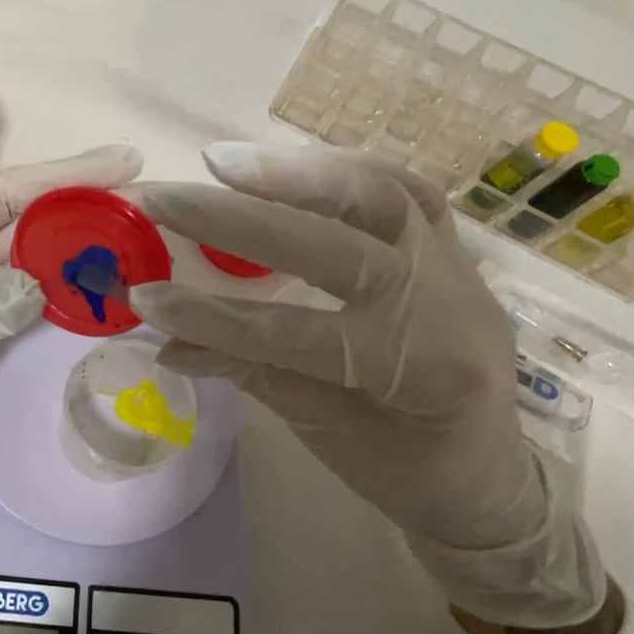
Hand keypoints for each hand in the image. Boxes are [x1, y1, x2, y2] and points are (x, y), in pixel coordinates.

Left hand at [0, 145, 144, 532]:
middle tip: (148, 208)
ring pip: (32, 256)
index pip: (7, 189)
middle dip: (84, 208)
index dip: (66, 172)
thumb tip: (41, 285)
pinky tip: (97, 290)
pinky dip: (61, 290)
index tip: (123, 162)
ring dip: (79, 249)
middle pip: (27, 217)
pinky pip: (26, 295)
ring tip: (137, 242)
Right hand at [127, 142, 603, 627]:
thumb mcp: (323, 429)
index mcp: (417, 369)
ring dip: (294, 173)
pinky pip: (400, 188)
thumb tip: (166, 340)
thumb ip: (248, 371)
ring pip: (379, 195)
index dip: (213, 317)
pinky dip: (340, 169)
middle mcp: (444, 304)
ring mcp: (454, 264)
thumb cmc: (406, 468)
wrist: (491, 472)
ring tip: (223, 161)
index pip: (294, 333)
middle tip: (167, 199)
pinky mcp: (450, 244)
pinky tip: (287, 165)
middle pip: (334, 245)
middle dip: (240, 221)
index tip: (142, 297)